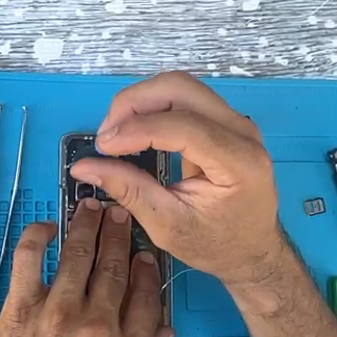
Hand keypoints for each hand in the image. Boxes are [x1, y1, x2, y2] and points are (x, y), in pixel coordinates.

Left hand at [0, 199, 173, 336]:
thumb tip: (164, 334)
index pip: (146, 299)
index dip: (148, 272)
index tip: (146, 256)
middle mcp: (97, 327)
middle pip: (116, 269)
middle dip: (121, 237)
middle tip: (122, 216)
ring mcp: (57, 313)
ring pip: (79, 255)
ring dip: (89, 226)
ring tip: (93, 208)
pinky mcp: (21, 308)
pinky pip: (30, 259)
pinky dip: (38, 237)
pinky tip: (47, 228)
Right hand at [68, 72, 295, 293]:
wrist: (253, 250)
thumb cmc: (217, 244)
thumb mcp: (168, 226)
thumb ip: (128, 190)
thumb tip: (84, 166)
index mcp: (238, 162)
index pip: (183, 126)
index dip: (137, 130)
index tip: (103, 146)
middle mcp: (242, 131)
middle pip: (180, 88)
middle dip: (134, 103)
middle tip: (106, 135)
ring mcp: (235, 121)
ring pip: (179, 86)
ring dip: (141, 102)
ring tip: (116, 133)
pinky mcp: (223, 120)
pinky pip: (183, 98)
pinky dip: (152, 107)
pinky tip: (134, 130)